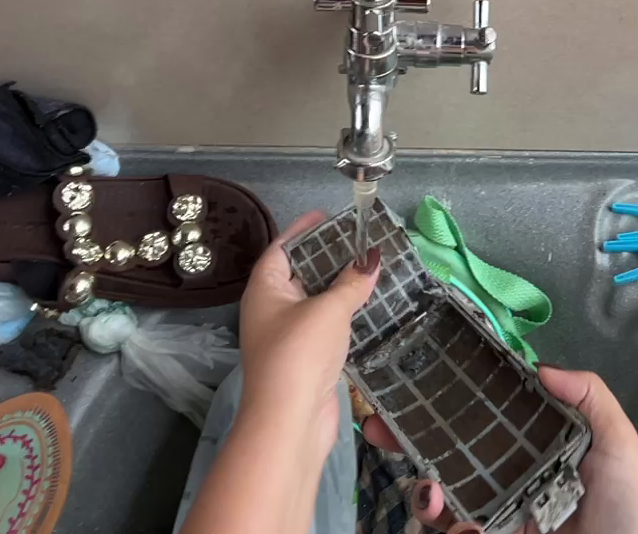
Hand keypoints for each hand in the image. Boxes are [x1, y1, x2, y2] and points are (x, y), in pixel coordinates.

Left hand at [237, 210, 381, 461]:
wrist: (290, 422)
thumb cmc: (300, 353)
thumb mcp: (329, 309)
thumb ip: (352, 282)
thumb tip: (372, 259)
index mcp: (265, 289)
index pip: (281, 248)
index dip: (301, 230)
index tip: (325, 216)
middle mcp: (270, 309)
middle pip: (298, 272)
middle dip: (325, 256)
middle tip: (356, 239)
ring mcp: (287, 336)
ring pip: (314, 300)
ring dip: (337, 285)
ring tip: (367, 266)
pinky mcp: (304, 359)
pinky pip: (324, 324)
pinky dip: (342, 312)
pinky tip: (365, 304)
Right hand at [366, 366, 637, 533]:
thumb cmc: (626, 512)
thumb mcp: (619, 447)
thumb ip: (589, 397)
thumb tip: (539, 366)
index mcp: (533, 448)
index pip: (485, 416)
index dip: (452, 399)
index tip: (418, 381)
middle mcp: (507, 479)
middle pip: (448, 452)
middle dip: (408, 437)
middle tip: (379, 426)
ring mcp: (495, 519)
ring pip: (440, 497)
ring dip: (422, 489)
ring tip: (429, 494)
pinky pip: (455, 532)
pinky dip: (452, 528)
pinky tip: (467, 529)